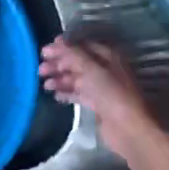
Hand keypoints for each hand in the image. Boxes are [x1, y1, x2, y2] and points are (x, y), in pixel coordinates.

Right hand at [39, 37, 156, 147]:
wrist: (128, 128)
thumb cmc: (111, 93)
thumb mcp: (91, 69)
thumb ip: (72, 54)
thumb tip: (57, 42)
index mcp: (108, 57)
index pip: (82, 45)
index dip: (64, 46)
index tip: (45, 50)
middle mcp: (105, 69)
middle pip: (78, 62)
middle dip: (58, 64)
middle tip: (40, 69)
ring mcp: (101, 87)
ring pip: (76, 78)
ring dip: (60, 79)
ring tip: (44, 84)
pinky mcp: (97, 104)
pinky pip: (78, 94)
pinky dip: (66, 93)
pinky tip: (54, 95)